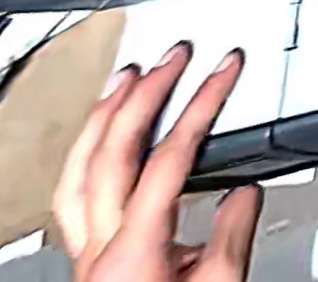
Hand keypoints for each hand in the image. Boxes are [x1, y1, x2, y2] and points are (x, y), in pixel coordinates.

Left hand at [53, 43, 260, 281]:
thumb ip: (233, 231)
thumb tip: (242, 188)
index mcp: (132, 253)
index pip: (169, 156)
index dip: (200, 103)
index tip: (226, 67)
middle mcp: (96, 251)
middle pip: (108, 157)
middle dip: (144, 96)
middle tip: (175, 56)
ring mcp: (83, 257)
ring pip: (75, 176)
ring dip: (102, 120)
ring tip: (126, 79)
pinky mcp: (88, 262)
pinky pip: (75, 196)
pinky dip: (90, 154)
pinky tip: (107, 139)